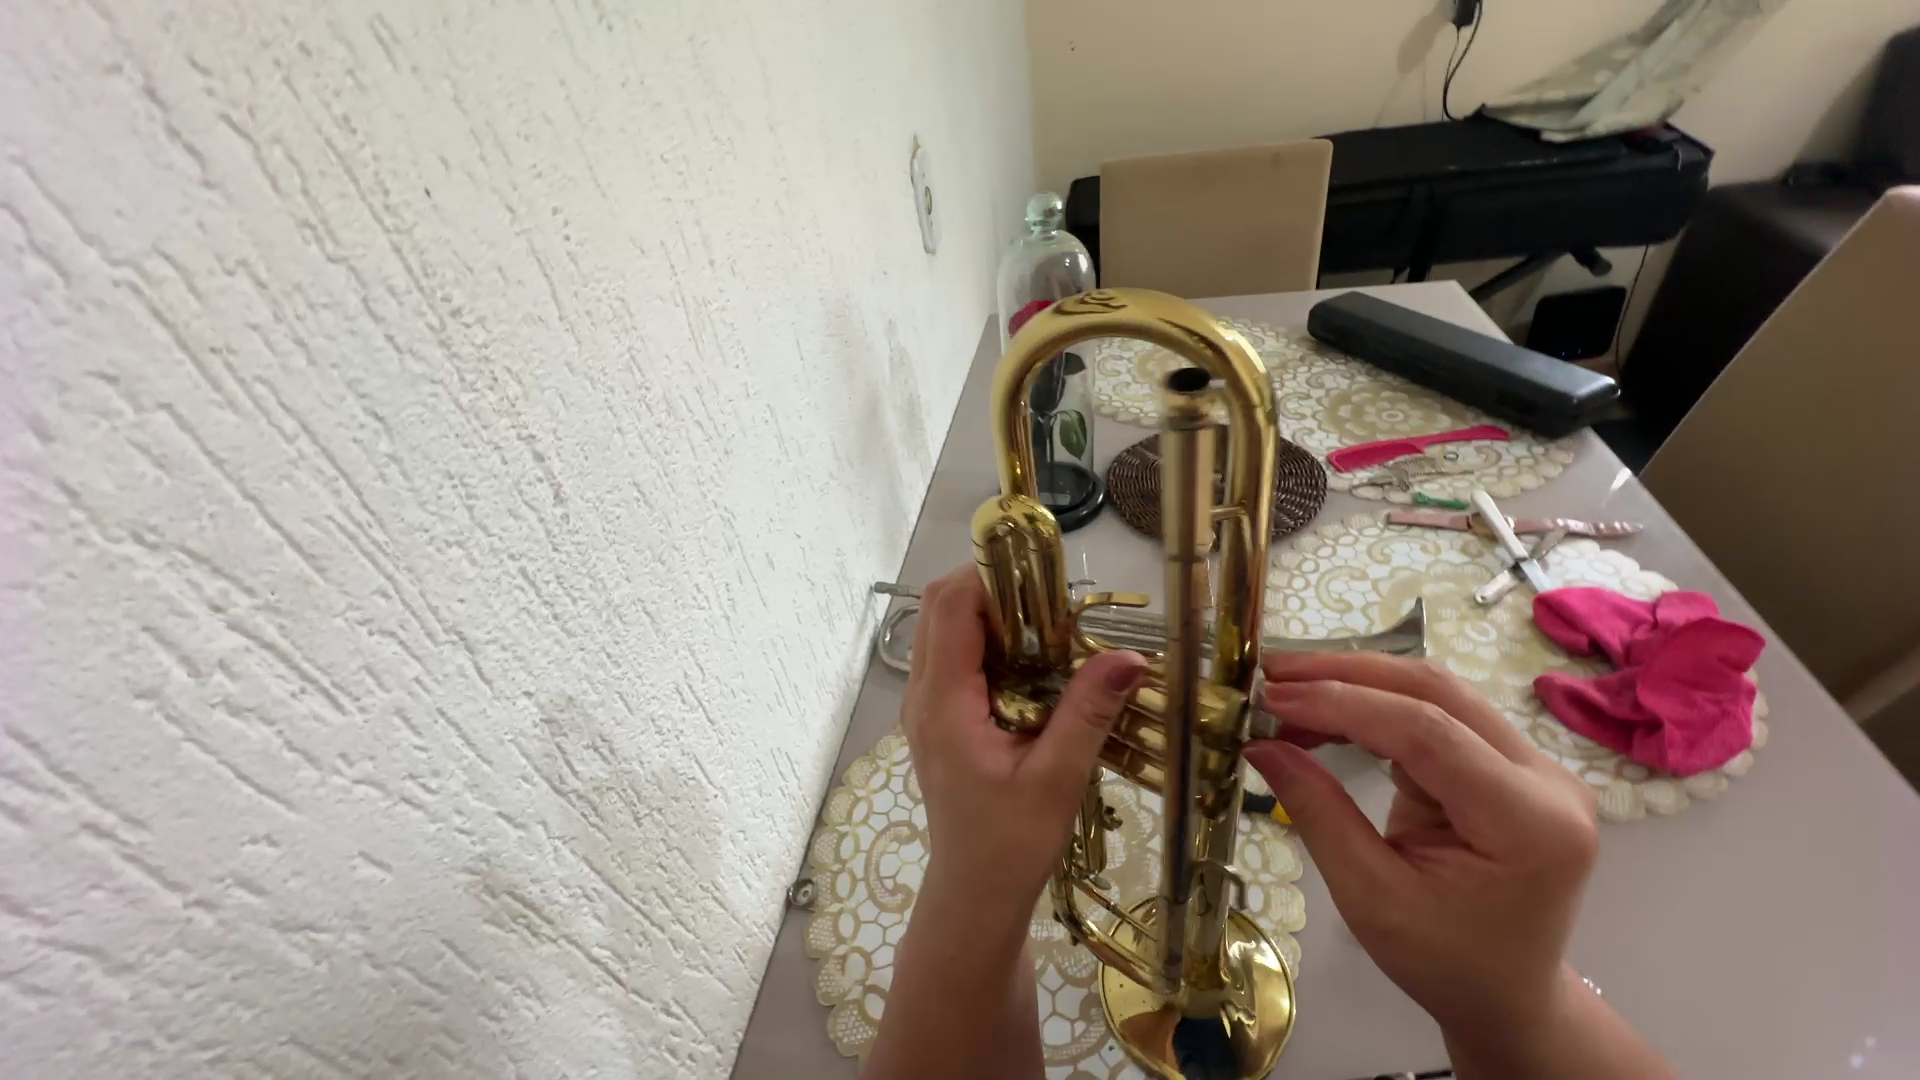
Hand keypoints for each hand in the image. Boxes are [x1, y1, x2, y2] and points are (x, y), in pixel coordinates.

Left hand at [901, 567, 1147, 918]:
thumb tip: (1130, 654)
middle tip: (1049, 601)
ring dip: (989, 614)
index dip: (989, 577)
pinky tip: (1030, 665)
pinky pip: (952, 657)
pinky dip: (986, 642)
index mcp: (943, 703)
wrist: (974, 895)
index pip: (950, 607)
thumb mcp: (1056, 779)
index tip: (1043, 578)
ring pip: (943, 629)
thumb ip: (1087, 713)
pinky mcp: (937, 718)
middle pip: (940, 608)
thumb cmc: (1010, 844)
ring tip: (1045, 627)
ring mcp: (925, 706)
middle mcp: (923, 695)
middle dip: (991, 589)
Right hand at [1245, 652, 1601, 1065]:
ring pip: (1435, 691)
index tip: (1272, 697)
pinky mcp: (1508, 761)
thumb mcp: (1369, 896)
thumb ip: (1318, 811)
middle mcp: (1546, 779)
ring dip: (1355, 680)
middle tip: (1272, 673)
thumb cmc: (1443, 961)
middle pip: (1437, 692)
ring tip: (1287, 686)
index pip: (1428, 731)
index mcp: (1530, 824)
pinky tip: (1323, 711)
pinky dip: (1371, 704)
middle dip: (1345, 674)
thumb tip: (1260, 744)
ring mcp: (1534, 765)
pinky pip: (1434, 711)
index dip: (1343, 703)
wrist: (1505, 993)